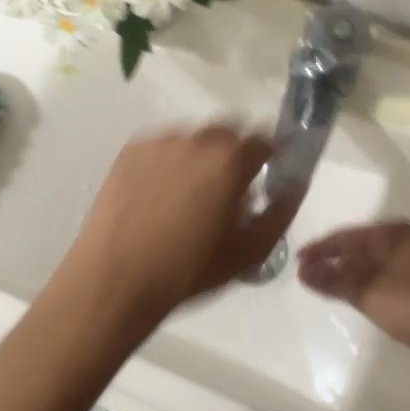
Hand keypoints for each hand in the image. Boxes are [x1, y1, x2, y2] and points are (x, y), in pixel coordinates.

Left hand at [63, 126, 297, 316]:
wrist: (116, 277)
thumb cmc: (188, 270)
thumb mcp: (248, 252)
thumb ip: (280, 213)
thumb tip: (293, 185)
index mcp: (230, 160)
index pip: (263, 139)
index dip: (271, 152)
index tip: (271, 169)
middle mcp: (196, 140)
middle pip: (227, 133)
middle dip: (234, 154)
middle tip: (230, 188)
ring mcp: (159, 142)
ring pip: (192, 140)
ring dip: (200, 158)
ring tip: (190, 197)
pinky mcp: (130, 151)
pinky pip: (162, 149)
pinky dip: (169, 164)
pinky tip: (160, 196)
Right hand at [296, 221, 409, 354]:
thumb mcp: (369, 293)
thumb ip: (334, 281)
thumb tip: (304, 271)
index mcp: (392, 234)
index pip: (345, 236)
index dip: (320, 249)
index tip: (298, 261)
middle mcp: (407, 240)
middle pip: (360, 247)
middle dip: (334, 261)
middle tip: (309, 275)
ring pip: (375, 263)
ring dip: (351, 274)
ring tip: (330, 287)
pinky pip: (388, 275)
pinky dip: (369, 283)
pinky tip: (363, 297)